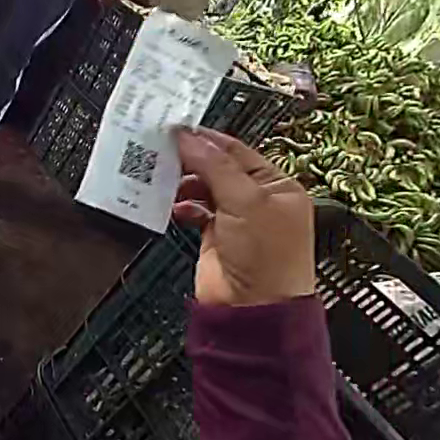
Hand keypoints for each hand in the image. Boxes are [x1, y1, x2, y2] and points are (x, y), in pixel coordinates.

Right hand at [172, 127, 316, 306]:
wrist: (252, 310)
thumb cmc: (265, 256)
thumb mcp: (244, 200)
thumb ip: (214, 165)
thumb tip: (187, 136)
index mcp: (277, 185)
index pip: (237, 151)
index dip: (207, 140)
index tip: (177, 129)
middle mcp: (258, 200)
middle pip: (218, 168)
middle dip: (192, 161)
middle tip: (162, 151)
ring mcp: (236, 219)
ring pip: (203, 189)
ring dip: (184, 184)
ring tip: (165, 180)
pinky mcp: (215, 236)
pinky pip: (194, 212)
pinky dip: (183, 207)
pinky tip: (175, 208)